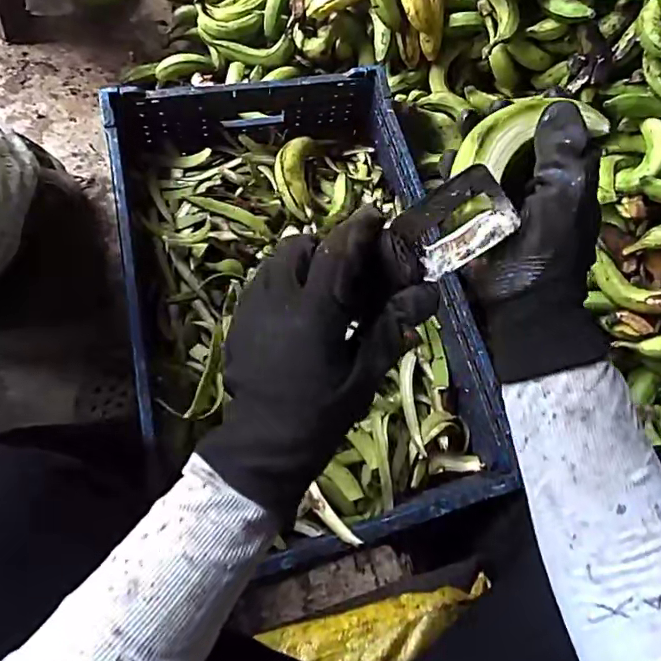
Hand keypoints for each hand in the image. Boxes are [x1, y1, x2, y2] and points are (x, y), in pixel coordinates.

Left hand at [199, 206, 438, 519]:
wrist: (262, 447)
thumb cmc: (320, 416)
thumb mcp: (363, 378)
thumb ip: (389, 331)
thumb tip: (424, 296)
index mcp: (312, 316)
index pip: (335, 254)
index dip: (357, 229)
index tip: (375, 214)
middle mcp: (276, 303)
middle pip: (297, 247)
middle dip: (324, 245)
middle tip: (346, 265)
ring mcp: (250, 311)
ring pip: (274, 262)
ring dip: (300, 261)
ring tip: (321, 285)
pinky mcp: (236, 322)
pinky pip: (260, 283)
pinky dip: (281, 281)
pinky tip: (296, 309)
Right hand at [463, 100, 608, 382]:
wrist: (517, 307)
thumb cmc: (547, 253)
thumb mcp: (563, 198)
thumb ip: (561, 153)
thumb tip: (560, 105)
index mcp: (566, 180)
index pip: (558, 134)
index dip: (542, 115)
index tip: (521, 103)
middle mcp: (538, 186)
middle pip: (521, 142)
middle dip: (503, 124)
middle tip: (487, 112)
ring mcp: (508, 202)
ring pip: (493, 159)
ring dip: (478, 143)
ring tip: (465, 128)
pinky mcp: (481, 217)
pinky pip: (469, 185)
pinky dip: (458, 172)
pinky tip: (449, 162)